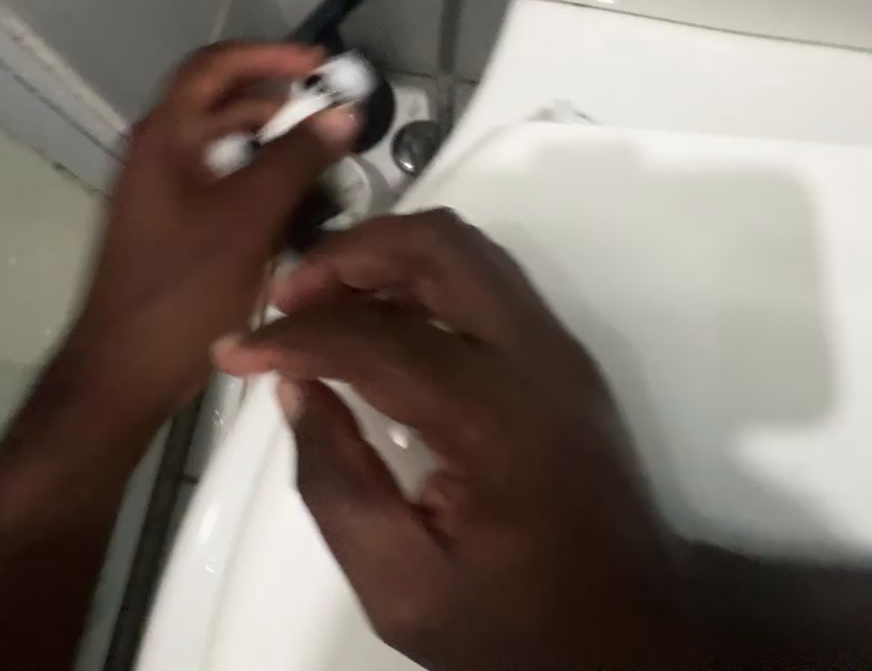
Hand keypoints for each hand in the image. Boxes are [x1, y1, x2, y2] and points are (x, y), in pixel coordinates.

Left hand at [76, 42, 357, 406]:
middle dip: (277, 101)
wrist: (126, 371)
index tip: (320, 64)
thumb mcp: (248, 217)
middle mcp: (159, 153)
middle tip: (328, 115)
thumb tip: (344, 113)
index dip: (269, 54)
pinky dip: (260, 178)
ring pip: (225, 145)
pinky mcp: (175, 224)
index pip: (215, 66)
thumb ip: (297, 159)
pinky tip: (296, 204)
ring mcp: (164, 191)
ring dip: (272, 142)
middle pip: (221, 102)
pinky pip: (224, 181)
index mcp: (165, 137)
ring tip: (321, 158)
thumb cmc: (183, 288)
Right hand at [215, 210, 696, 670]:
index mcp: (491, 417)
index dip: (294, 338)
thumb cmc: (518, 620)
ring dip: (384, 253)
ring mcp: (554, 341)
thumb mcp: (404, 588)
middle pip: (436, 247)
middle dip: (348, 253)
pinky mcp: (558, 346)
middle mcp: (531, 354)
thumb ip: (336, 483)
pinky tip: (378, 314)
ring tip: (324, 298)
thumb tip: (296, 390)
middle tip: (289, 295)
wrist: (634, 625)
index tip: (237, 351)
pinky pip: (480, 274)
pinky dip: (418, 272)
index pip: (375, 341)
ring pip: (463, 246)